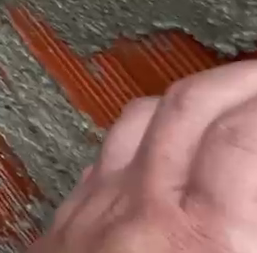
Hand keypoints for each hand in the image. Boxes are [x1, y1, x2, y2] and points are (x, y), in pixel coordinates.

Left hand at [34, 60, 256, 252]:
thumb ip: (247, 221)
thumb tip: (245, 188)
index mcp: (208, 239)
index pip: (242, 140)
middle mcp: (145, 207)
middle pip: (187, 110)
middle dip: (238, 79)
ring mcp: (100, 203)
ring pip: (142, 118)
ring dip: (192, 95)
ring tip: (233, 91)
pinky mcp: (75, 211)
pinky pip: (109, 148)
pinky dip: (147, 126)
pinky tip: (168, 130)